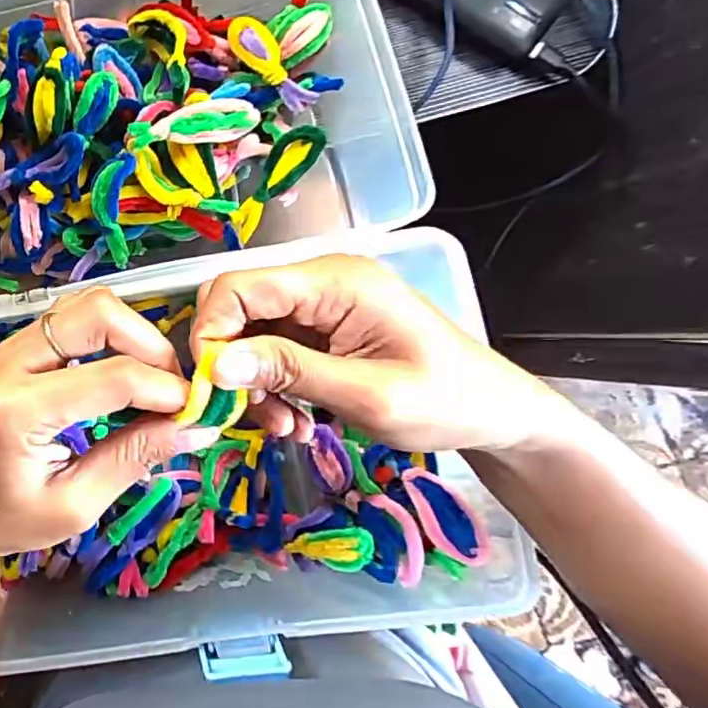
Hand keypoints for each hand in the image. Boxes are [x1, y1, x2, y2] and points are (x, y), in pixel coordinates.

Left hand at [0, 288, 223, 558]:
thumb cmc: (10, 520)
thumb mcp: (76, 504)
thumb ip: (134, 456)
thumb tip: (198, 426)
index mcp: (17, 411)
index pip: (111, 377)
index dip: (164, 389)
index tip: (194, 411)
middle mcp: (8, 364)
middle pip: (95, 313)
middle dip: (148, 344)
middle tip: (171, 387)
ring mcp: (9, 349)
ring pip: (85, 305)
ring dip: (129, 334)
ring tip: (150, 379)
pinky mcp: (17, 347)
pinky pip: (72, 318)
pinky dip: (109, 335)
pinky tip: (122, 370)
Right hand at [190, 255, 581, 452]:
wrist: (496, 414)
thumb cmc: (446, 402)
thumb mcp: (367, 394)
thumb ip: (289, 371)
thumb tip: (215, 364)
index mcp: (335, 282)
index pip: (238, 286)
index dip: (211, 332)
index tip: (212, 388)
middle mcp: (319, 282)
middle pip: (235, 307)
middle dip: (229, 362)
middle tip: (247, 412)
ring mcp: (318, 304)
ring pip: (247, 333)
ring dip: (251, 383)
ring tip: (283, 426)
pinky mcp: (319, 327)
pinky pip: (270, 349)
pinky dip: (269, 386)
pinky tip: (293, 418)